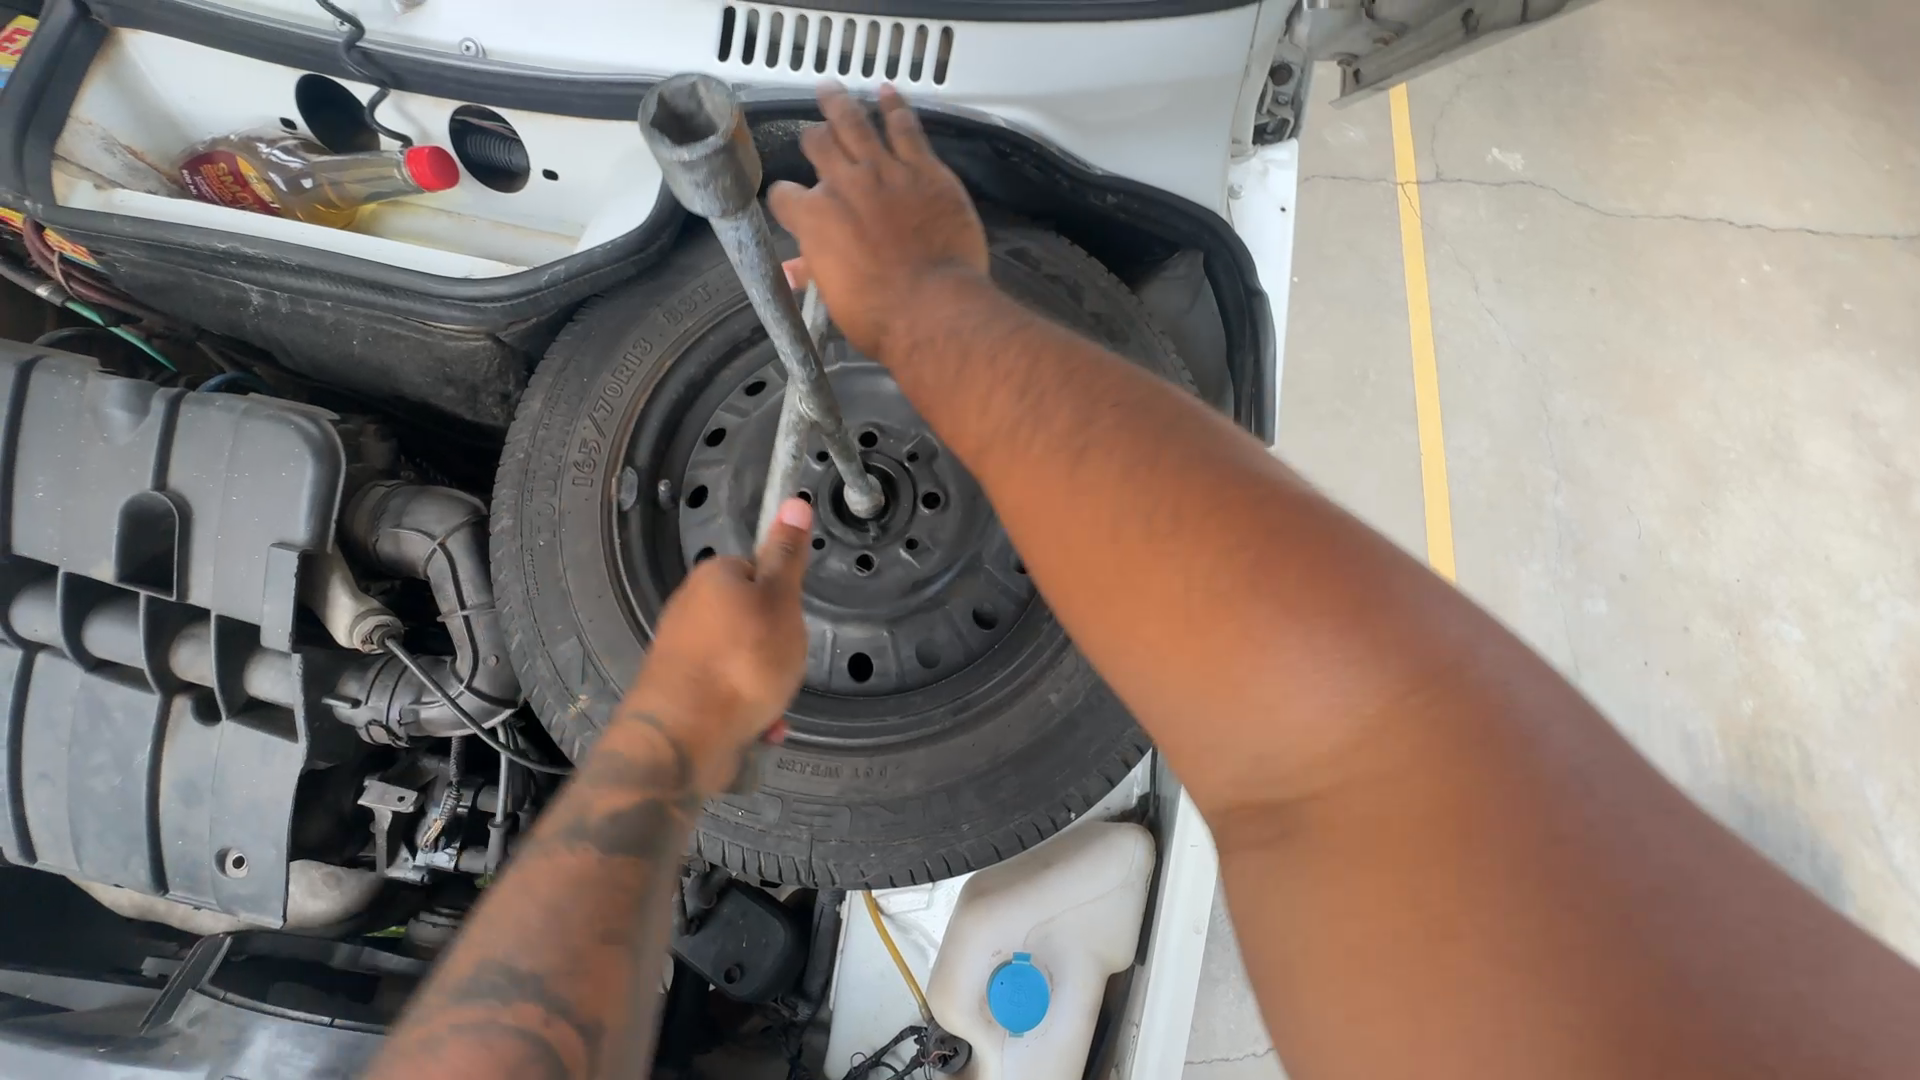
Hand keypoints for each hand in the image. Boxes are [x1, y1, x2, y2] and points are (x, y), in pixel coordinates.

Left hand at [620, 498, 813, 791]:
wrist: (684, 740)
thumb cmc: (741, 663)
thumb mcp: (780, 601)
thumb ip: (787, 556)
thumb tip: (795, 502)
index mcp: (712, 577)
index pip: (757, 570)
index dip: (781, 595)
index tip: (791, 618)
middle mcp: (690, 609)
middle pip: (751, 618)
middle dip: (774, 645)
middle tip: (785, 661)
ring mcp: (682, 653)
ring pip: (742, 660)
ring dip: (765, 682)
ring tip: (772, 701)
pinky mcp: (680, 692)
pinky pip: (727, 692)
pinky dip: (748, 708)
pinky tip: (760, 726)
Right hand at [768, 82, 988, 357]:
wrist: (932, 308)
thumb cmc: (880, 317)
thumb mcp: (836, 300)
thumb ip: (815, 274)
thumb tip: (793, 272)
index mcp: (815, 220)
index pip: (786, 197)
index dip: (789, 201)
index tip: (795, 205)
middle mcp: (843, 185)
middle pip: (818, 145)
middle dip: (813, 141)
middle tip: (814, 136)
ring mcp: (884, 171)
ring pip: (854, 122)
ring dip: (839, 104)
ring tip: (830, 89)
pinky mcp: (924, 170)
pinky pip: (905, 127)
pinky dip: (894, 107)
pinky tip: (887, 93)